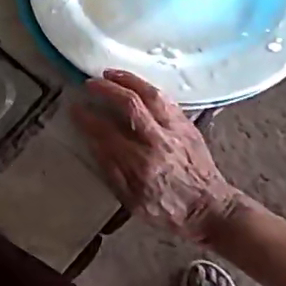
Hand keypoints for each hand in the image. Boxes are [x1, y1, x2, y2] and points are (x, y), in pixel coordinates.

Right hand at [71, 69, 247, 242]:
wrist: (212, 210)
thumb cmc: (168, 211)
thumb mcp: (132, 202)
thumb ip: (112, 171)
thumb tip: (93, 143)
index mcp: (141, 164)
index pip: (106, 132)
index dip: (87, 118)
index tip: (74, 108)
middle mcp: (158, 142)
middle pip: (130, 105)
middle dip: (106, 90)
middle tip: (89, 84)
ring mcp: (176, 131)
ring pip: (151, 95)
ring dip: (128, 80)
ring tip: (110, 73)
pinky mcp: (187, 126)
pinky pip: (167, 100)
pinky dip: (148, 87)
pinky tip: (136, 84)